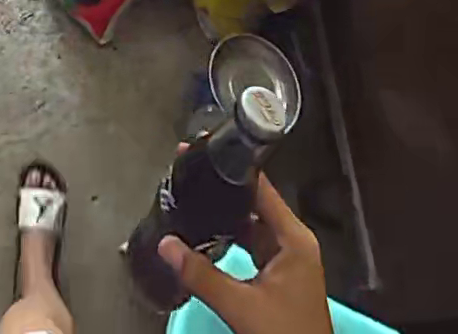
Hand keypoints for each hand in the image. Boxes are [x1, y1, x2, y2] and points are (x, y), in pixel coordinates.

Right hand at [157, 172, 328, 333]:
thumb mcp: (241, 307)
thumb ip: (201, 275)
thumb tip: (164, 244)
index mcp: (293, 237)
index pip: (260, 186)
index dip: (232, 167)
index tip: (202, 151)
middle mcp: (292, 239)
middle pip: (254, 199)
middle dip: (221, 186)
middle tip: (188, 170)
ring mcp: (287, 256)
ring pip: (250, 219)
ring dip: (223, 209)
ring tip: (191, 191)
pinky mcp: (278, 271)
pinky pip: (250, 239)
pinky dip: (229, 231)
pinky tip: (204, 226)